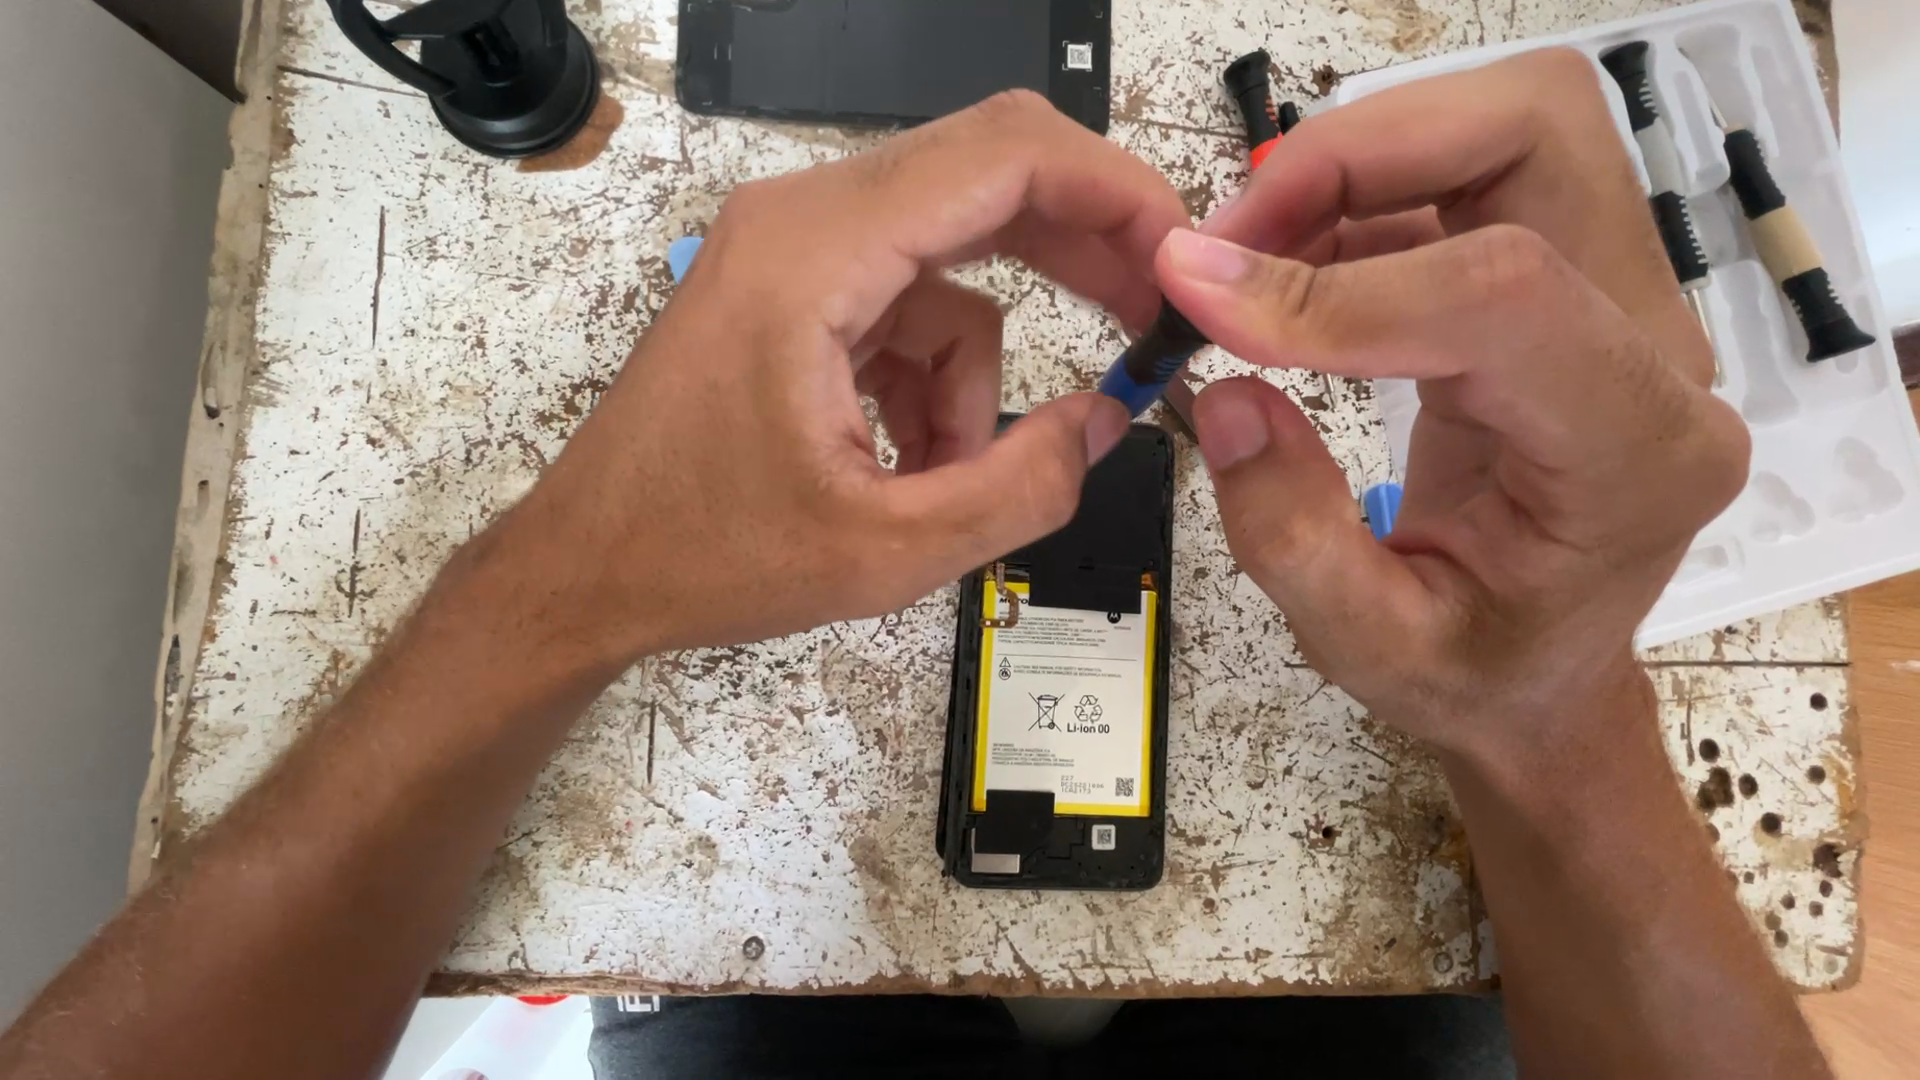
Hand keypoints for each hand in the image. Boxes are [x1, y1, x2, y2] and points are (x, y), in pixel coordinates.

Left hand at [490, 91, 1185, 662]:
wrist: (587, 572)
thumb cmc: (707, 559)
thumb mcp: (887, 552)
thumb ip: (1021, 489)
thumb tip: (1105, 421)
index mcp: (816, 253)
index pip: (1004, 156)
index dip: (1116, 193)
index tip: (1180, 258)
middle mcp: (803, 224)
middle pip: (987, 186)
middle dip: (1080, 257)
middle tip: (1142, 330)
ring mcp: (796, 260)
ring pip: (953, 285)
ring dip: (974, 387)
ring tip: (938, 479)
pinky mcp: (797, 303)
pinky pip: (909, 323)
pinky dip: (931, 395)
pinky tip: (900, 465)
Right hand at [1156, 50, 1748, 758]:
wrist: (1536, 674)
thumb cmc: (1465, 676)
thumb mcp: (1359, 642)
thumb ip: (1287, 532)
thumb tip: (1219, 391)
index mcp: (1628, 456)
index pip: (1493, 297)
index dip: (1325, 286)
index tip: (1189, 293)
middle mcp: (1651, 350)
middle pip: (1529, 138)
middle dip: (1350, 160)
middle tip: (1220, 239)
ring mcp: (1614, 304)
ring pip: (1498, 134)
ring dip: (1345, 168)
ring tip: (1236, 254)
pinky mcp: (1555, 291)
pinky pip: (1459, 185)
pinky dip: (1348, 201)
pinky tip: (1278, 272)